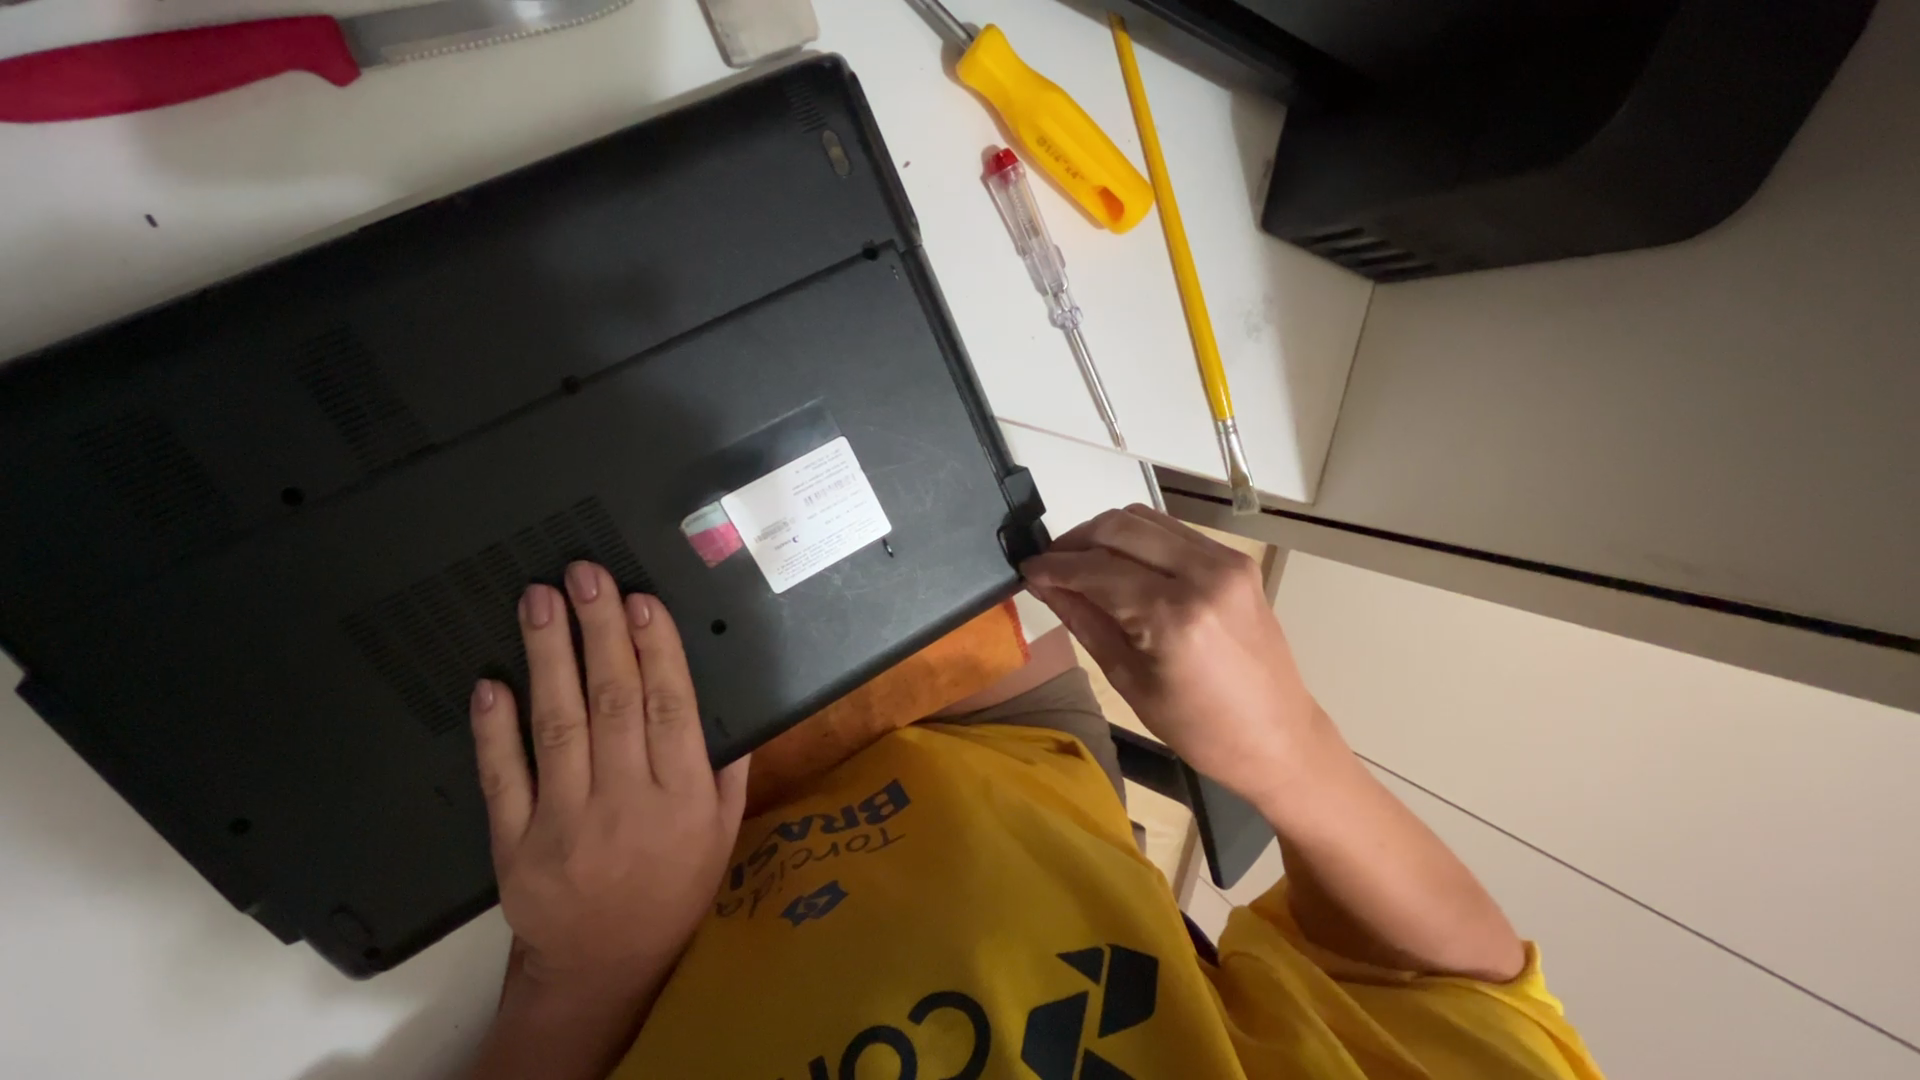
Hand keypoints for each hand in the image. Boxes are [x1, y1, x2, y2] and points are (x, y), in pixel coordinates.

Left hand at [469, 561, 748, 1006]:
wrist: (604, 964)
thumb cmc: (674, 887)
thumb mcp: (723, 832)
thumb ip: (728, 769)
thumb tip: (731, 707)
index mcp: (683, 796)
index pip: (671, 708)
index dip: (656, 650)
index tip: (641, 601)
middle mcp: (627, 802)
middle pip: (613, 702)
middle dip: (599, 631)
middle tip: (584, 575)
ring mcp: (564, 822)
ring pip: (557, 726)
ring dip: (547, 657)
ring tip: (539, 600)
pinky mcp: (513, 844)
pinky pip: (502, 777)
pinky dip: (494, 729)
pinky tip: (492, 681)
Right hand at [1021, 506, 1322, 804]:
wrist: (1278, 737)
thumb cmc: (1198, 728)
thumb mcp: (1129, 680)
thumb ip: (1084, 620)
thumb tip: (1043, 584)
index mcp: (1174, 616)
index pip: (1097, 569)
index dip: (1054, 566)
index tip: (1026, 570)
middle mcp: (1203, 574)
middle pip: (1119, 527)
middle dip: (1075, 540)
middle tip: (1048, 564)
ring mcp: (1225, 561)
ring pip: (1145, 519)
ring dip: (1104, 533)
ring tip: (1079, 562)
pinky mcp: (1236, 561)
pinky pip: (1172, 531)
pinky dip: (1137, 538)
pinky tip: (1120, 563)